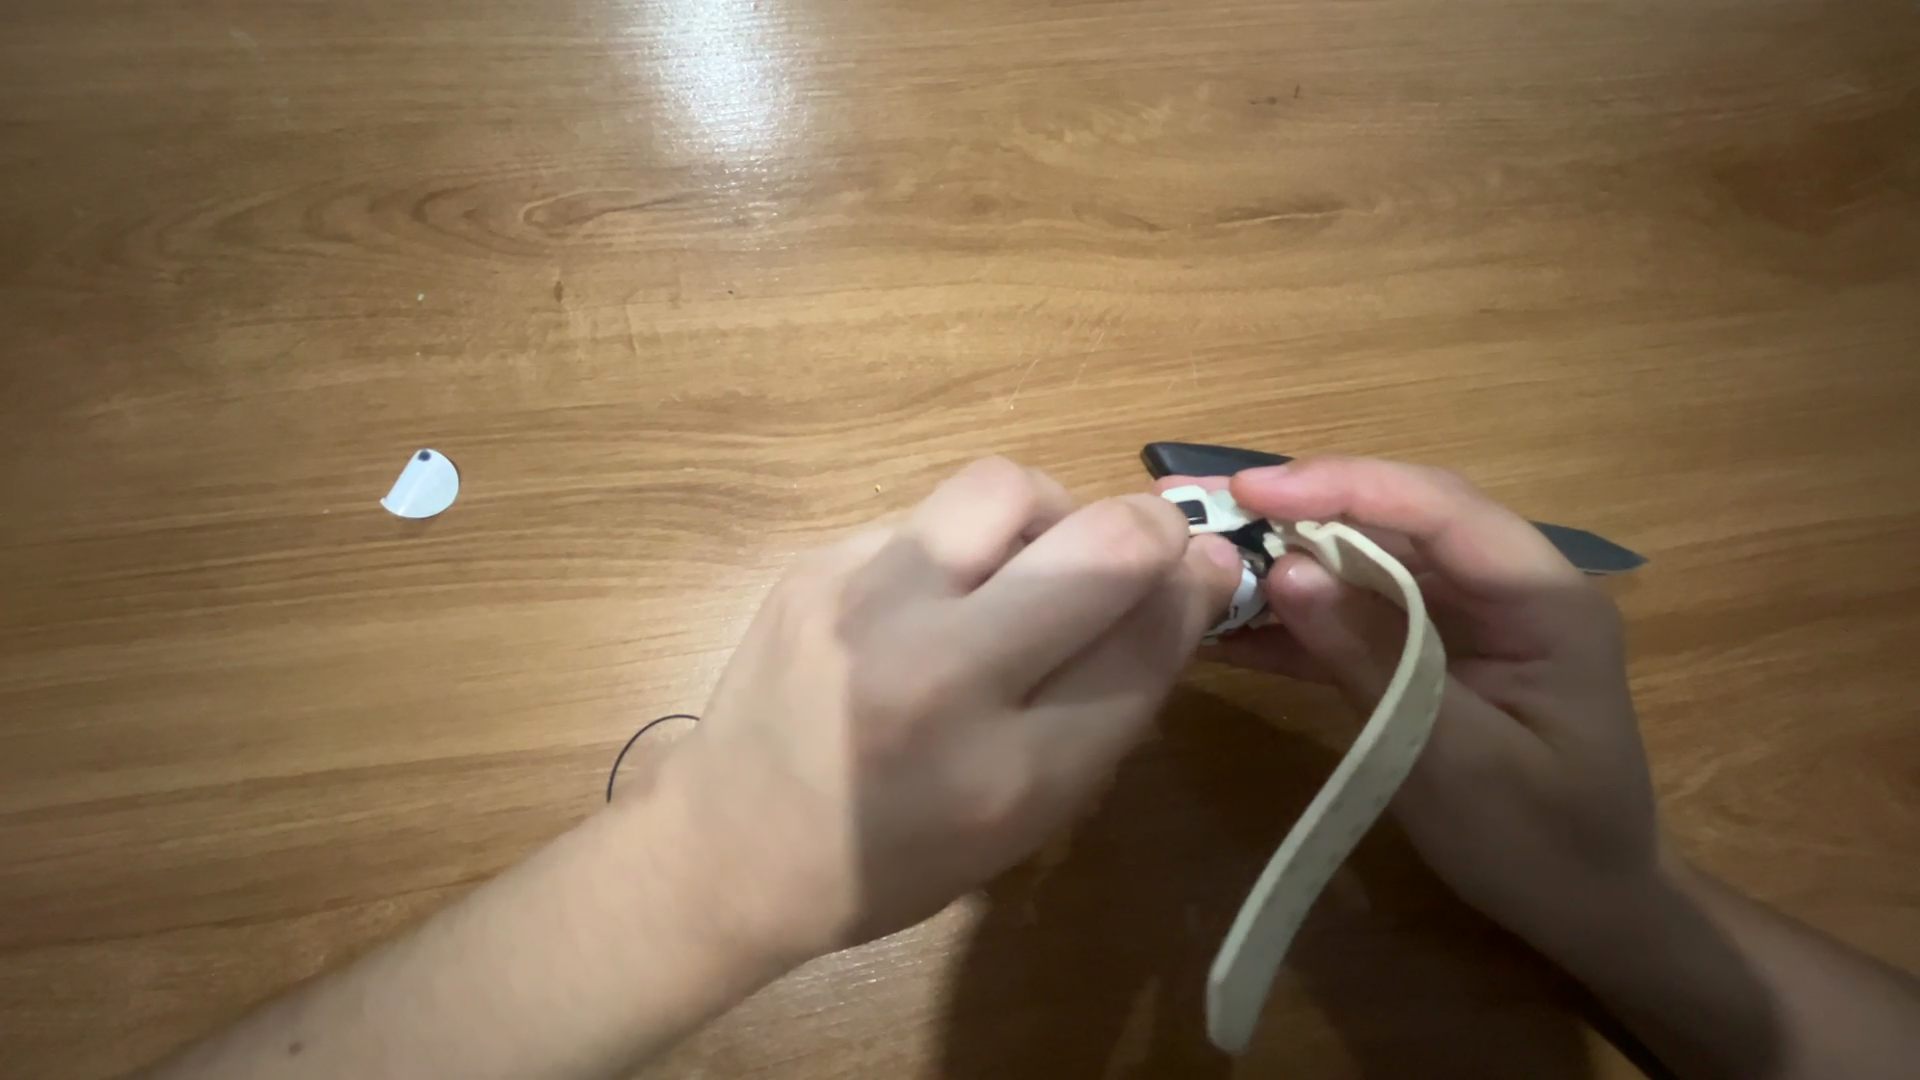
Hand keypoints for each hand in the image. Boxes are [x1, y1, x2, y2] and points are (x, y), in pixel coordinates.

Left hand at [659, 457, 1242, 964]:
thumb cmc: (897, 857)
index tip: (1206, 567)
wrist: (732, 845)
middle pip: (1096, 545)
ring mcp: (862, 604)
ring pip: (1004, 486)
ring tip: (1029, 562)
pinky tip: (936, 591)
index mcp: (1008, 773)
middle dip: (1148, 528)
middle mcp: (936, 676)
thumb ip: (1112, 700)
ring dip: (1049, 512)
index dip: (1195, 590)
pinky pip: (928, 514)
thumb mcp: (1027, 817)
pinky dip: (963, 541)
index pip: (1145, 644)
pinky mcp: (813, 563)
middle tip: (1142, 543)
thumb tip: (1187, 584)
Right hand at [1157, 458, 1660, 955]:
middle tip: (1197, 502)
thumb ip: (1374, 659)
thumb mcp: (1456, 758)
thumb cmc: (1542, 840)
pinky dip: (1275, 617)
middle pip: (1381, 518)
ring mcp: (1442, 612)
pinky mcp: (1402, 643)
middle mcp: (1488, 583)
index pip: (1437, 508)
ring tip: (1190, 545)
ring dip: (1268, 554)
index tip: (1251, 491)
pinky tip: (1216, 623)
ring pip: (1347, 558)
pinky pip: (1333, 613)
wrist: (1577, 900)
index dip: (1342, 486)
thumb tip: (1285, 573)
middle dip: (1288, 506)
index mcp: (1537, 595)